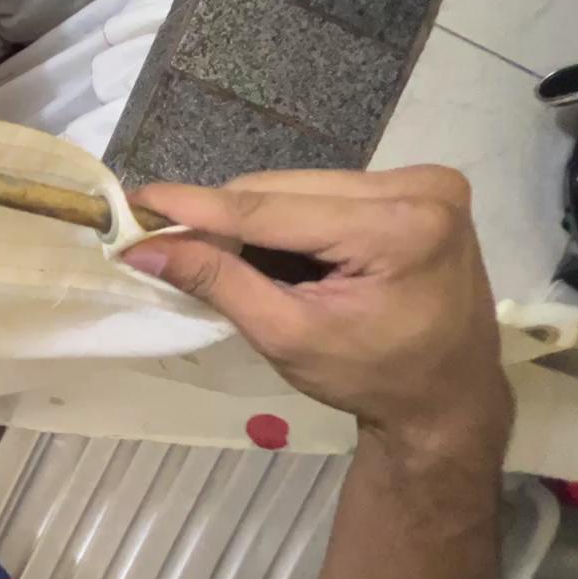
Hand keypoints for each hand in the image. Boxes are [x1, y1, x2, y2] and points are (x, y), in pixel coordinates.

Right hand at [122, 167, 513, 455]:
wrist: (445, 393)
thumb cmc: (368, 375)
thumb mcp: (283, 334)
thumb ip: (216, 282)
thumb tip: (144, 249)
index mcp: (396, 227)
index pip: (265, 209)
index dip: (190, 206)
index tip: (131, 203)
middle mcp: (415, 188)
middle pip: (275, 190)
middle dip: (212, 217)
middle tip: (157, 243)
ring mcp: (416, 184)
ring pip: (288, 188)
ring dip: (239, 220)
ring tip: (210, 257)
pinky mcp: (409, 191)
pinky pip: (310, 195)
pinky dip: (270, 222)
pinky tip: (258, 253)